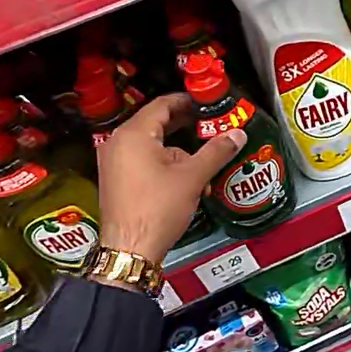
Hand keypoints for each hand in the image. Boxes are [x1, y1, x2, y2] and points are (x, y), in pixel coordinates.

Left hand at [95, 93, 244, 262]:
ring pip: (152, 146)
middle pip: (156, 123)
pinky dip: (164, 166)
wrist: (131, 250)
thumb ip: (216, 151)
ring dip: (178, 152)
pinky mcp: (116, 181)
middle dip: (185, 127)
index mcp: (134, 134)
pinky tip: (185, 183)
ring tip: (203, 166)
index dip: (187, 102)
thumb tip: (236, 135)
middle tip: (209, 126)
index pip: (162, 104)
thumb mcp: (192, 177)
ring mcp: (114, 163)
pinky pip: (143, 162)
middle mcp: (118, 143)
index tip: (206, 104)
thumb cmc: (156, 210)